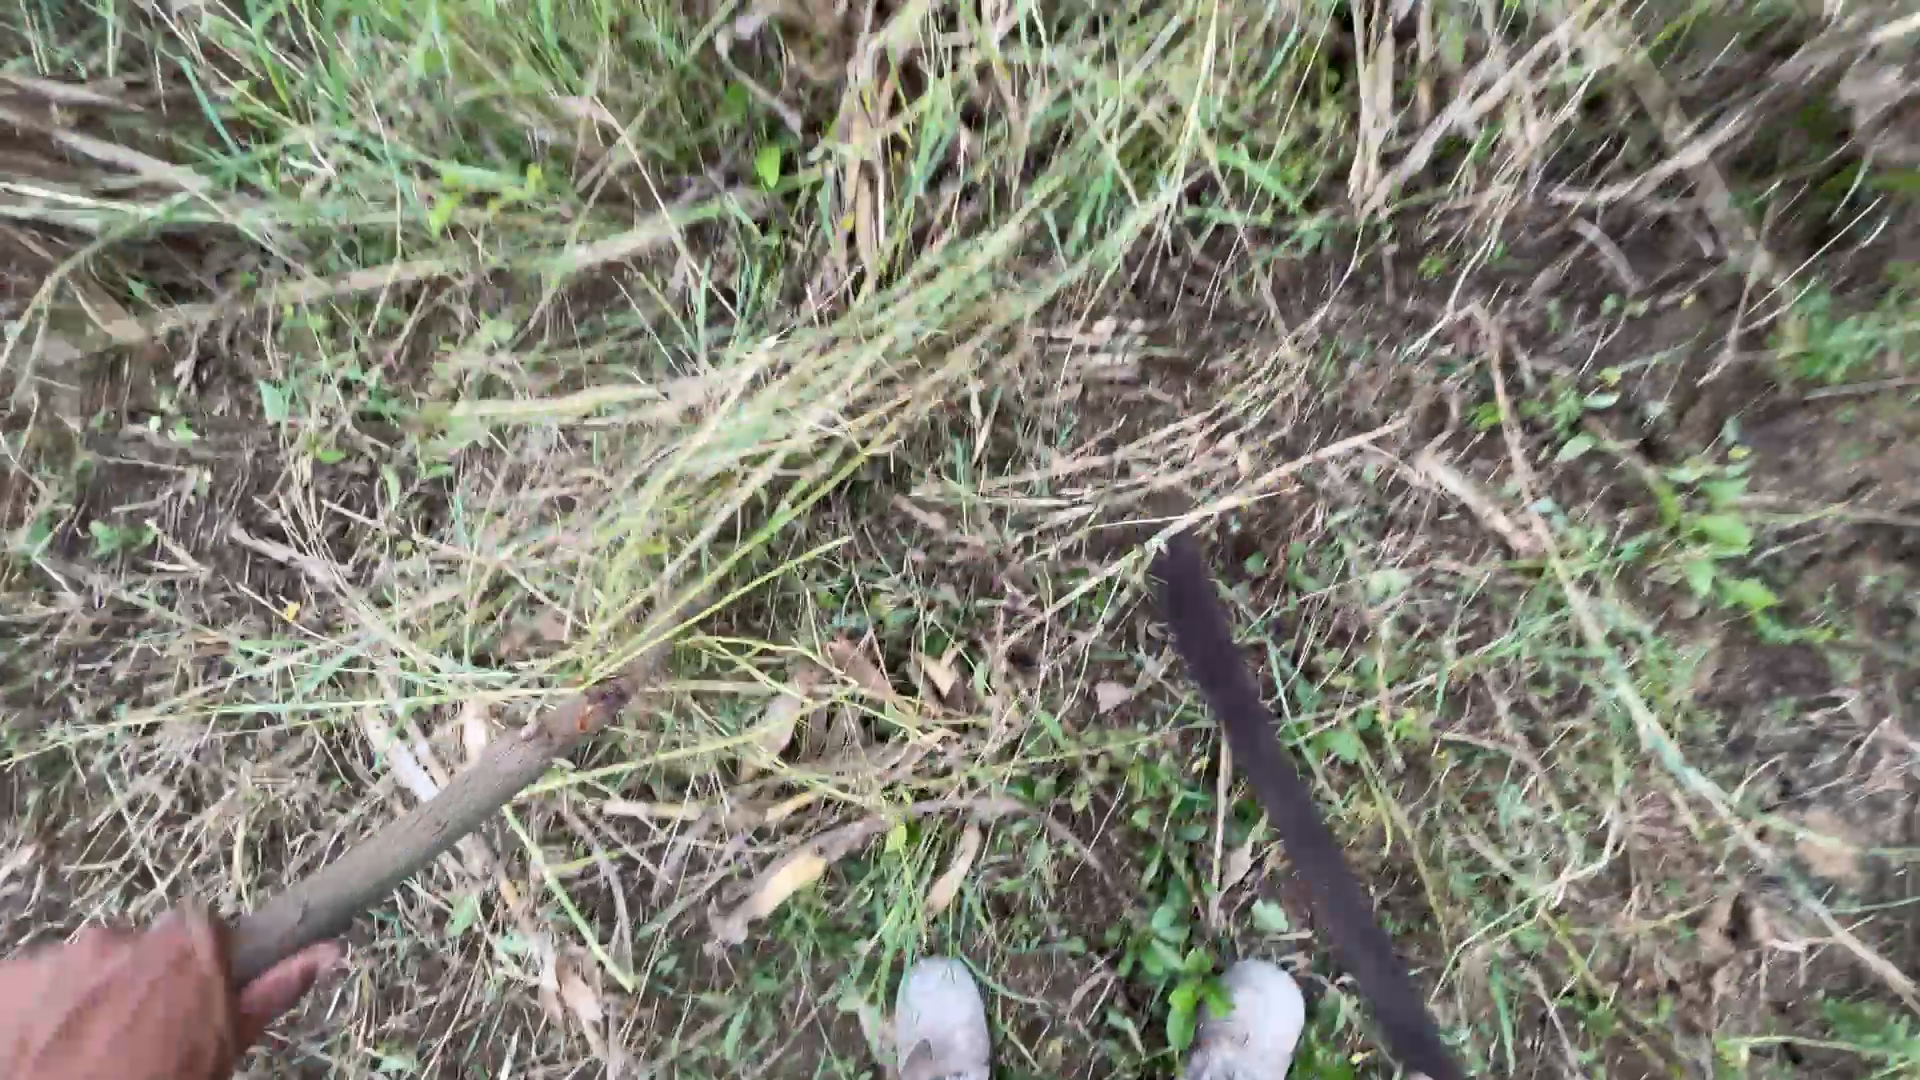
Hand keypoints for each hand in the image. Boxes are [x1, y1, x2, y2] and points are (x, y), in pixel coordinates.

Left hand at [0, 907, 341, 1079]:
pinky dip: (30, 1008)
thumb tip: (330, 951)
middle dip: (136, 977)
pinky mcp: (2, 982)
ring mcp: (54, 960)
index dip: (197, 960)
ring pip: (80, 964)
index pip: (201, 927)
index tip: (190, 994)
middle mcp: (124, 935)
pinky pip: (24, 982)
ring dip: (81, 994)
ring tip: (76, 1046)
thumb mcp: (223, 1045)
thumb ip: (273, 989)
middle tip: (132, 1029)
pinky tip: (36, 1046)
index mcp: (187, 941)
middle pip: (138, 944)